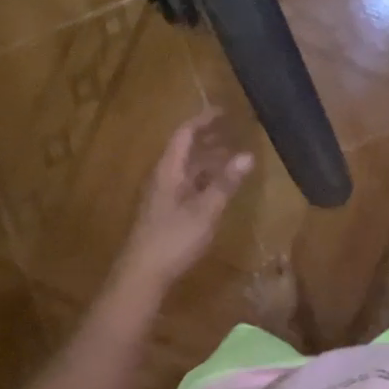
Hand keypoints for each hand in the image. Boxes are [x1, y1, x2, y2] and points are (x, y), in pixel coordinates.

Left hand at [114, 109, 252, 292]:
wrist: (140, 276)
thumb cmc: (172, 239)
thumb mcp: (205, 211)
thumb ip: (225, 183)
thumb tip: (248, 155)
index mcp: (169, 170)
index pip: (185, 133)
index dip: (204, 120)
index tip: (226, 111)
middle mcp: (163, 177)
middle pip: (185, 149)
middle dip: (209, 138)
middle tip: (236, 131)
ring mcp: (162, 195)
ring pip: (187, 168)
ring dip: (209, 159)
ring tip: (234, 156)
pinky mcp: (165, 212)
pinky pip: (187, 184)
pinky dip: (205, 178)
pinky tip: (220, 187)